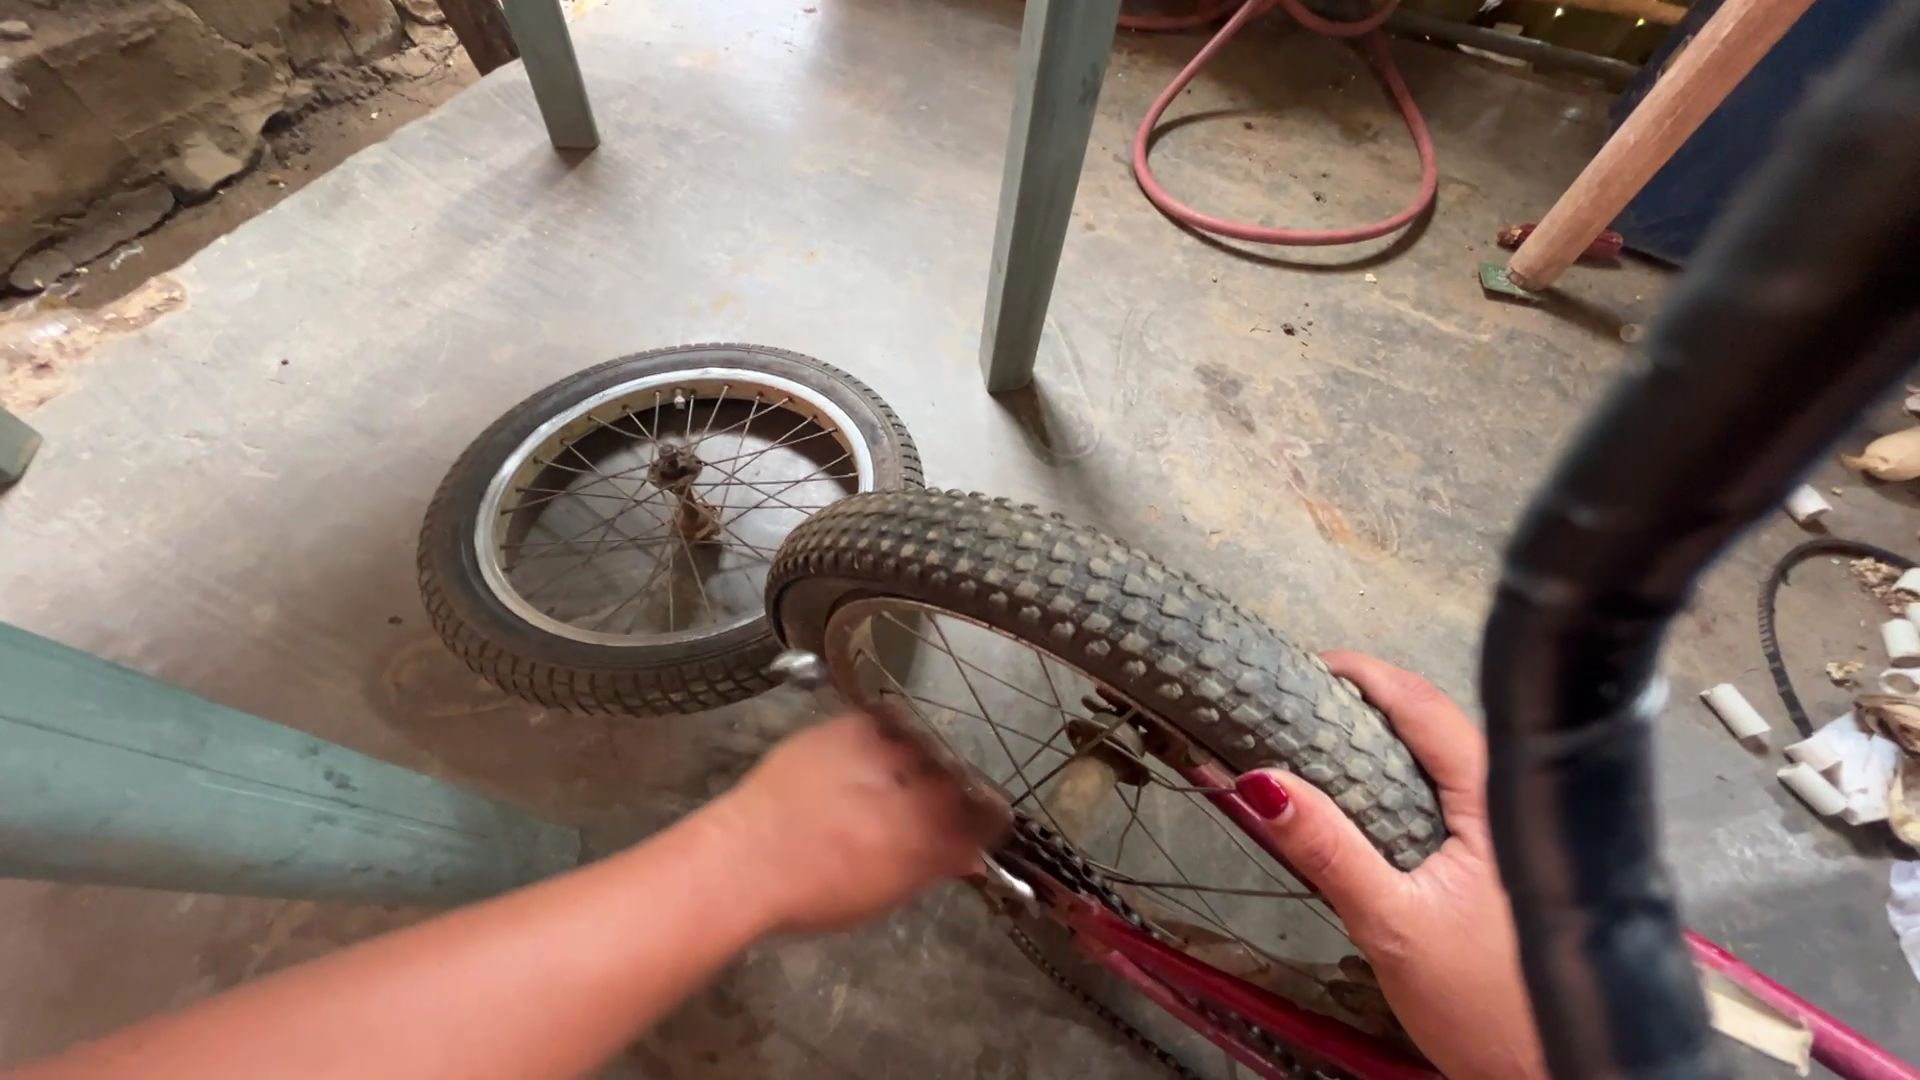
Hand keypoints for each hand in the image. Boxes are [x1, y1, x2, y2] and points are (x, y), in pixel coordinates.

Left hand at [718, 711, 1009, 934]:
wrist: (743, 859)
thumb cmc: (811, 890)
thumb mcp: (885, 890)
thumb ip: (936, 864)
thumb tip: (972, 853)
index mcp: (920, 833)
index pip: (981, 814)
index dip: (991, 815)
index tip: (990, 818)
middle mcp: (903, 785)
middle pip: (956, 774)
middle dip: (957, 787)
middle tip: (938, 800)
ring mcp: (873, 751)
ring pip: (924, 743)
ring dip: (925, 758)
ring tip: (904, 773)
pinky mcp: (843, 727)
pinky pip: (885, 720)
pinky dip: (892, 733)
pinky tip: (881, 747)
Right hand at [1233, 651, 1546, 1079]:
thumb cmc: (1491, 1009)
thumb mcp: (1392, 927)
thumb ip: (1327, 851)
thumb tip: (1257, 781)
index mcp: (1499, 804)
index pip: (1428, 708)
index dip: (1368, 675)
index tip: (1309, 666)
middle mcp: (1514, 804)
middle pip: (1436, 723)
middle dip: (1368, 700)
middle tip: (1302, 701)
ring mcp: (1515, 832)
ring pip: (1441, 756)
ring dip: (1381, 736)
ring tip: (1320, 735)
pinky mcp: (1505, 860)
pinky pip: (1444, 791)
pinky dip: (1396, 773)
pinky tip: (1362, 791)